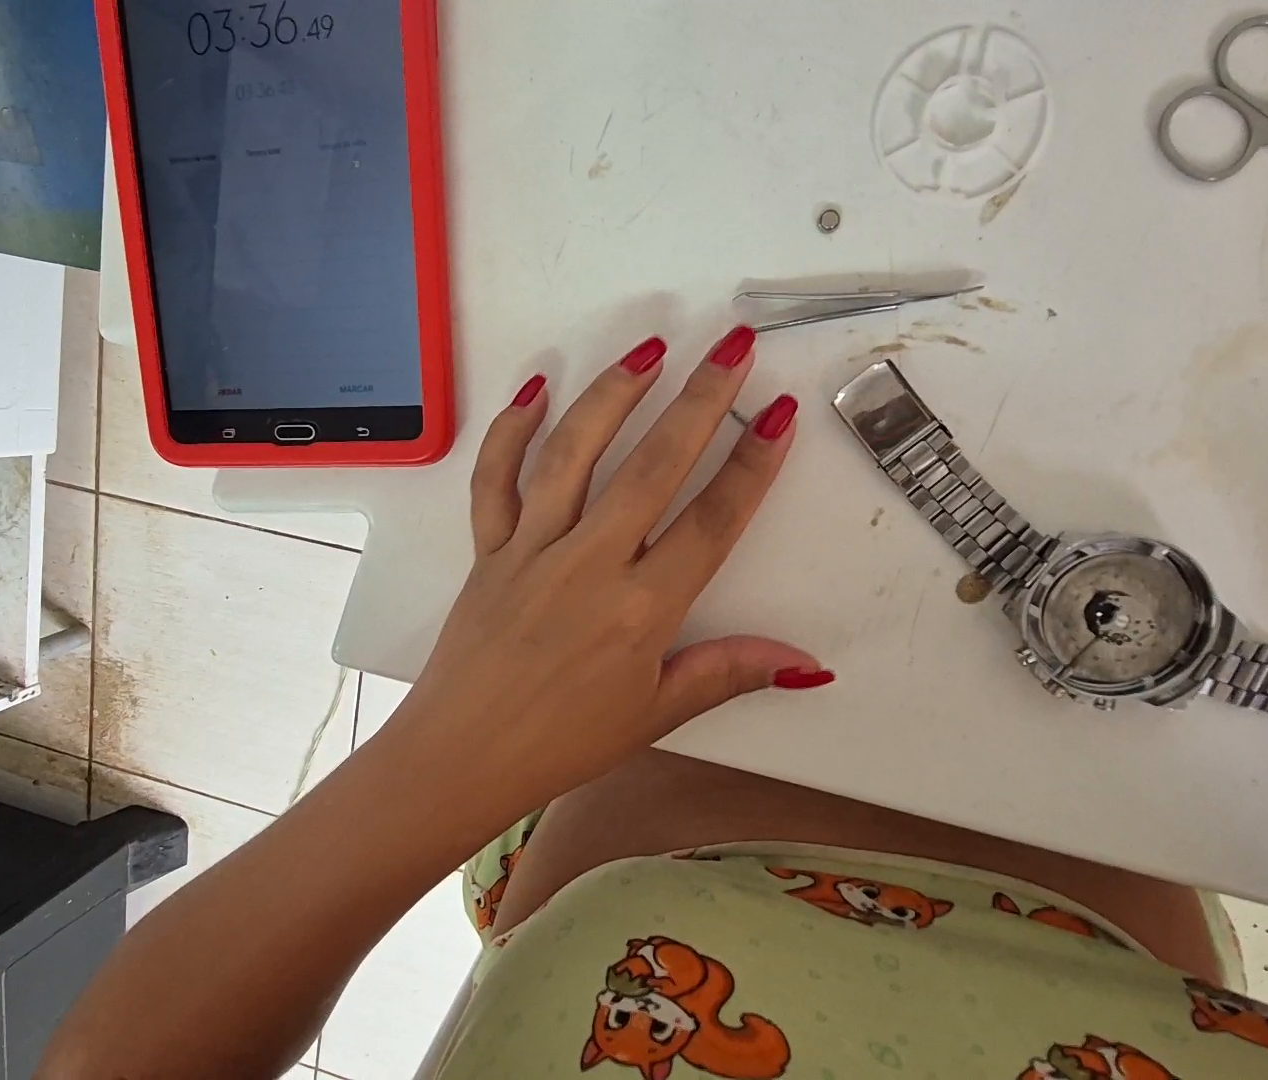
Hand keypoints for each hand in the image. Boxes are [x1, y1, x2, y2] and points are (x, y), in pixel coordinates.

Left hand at [387, 326, 830, 814]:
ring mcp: (531, 549)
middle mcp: (588, 565)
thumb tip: (806, 665)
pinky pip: (495, 480)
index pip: (712, 522)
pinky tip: (534, 389)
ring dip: (613, 395)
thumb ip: (728, 673)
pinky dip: (510, 431)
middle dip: (700, 400)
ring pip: (574, 455)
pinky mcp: (488, 549)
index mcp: (640, 610)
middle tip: (732, 346)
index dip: (753, 465)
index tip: (780, 413)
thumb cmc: (561, 743)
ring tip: (649, 347)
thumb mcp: (655, 715)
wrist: (461, 756)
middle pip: (653, 467)